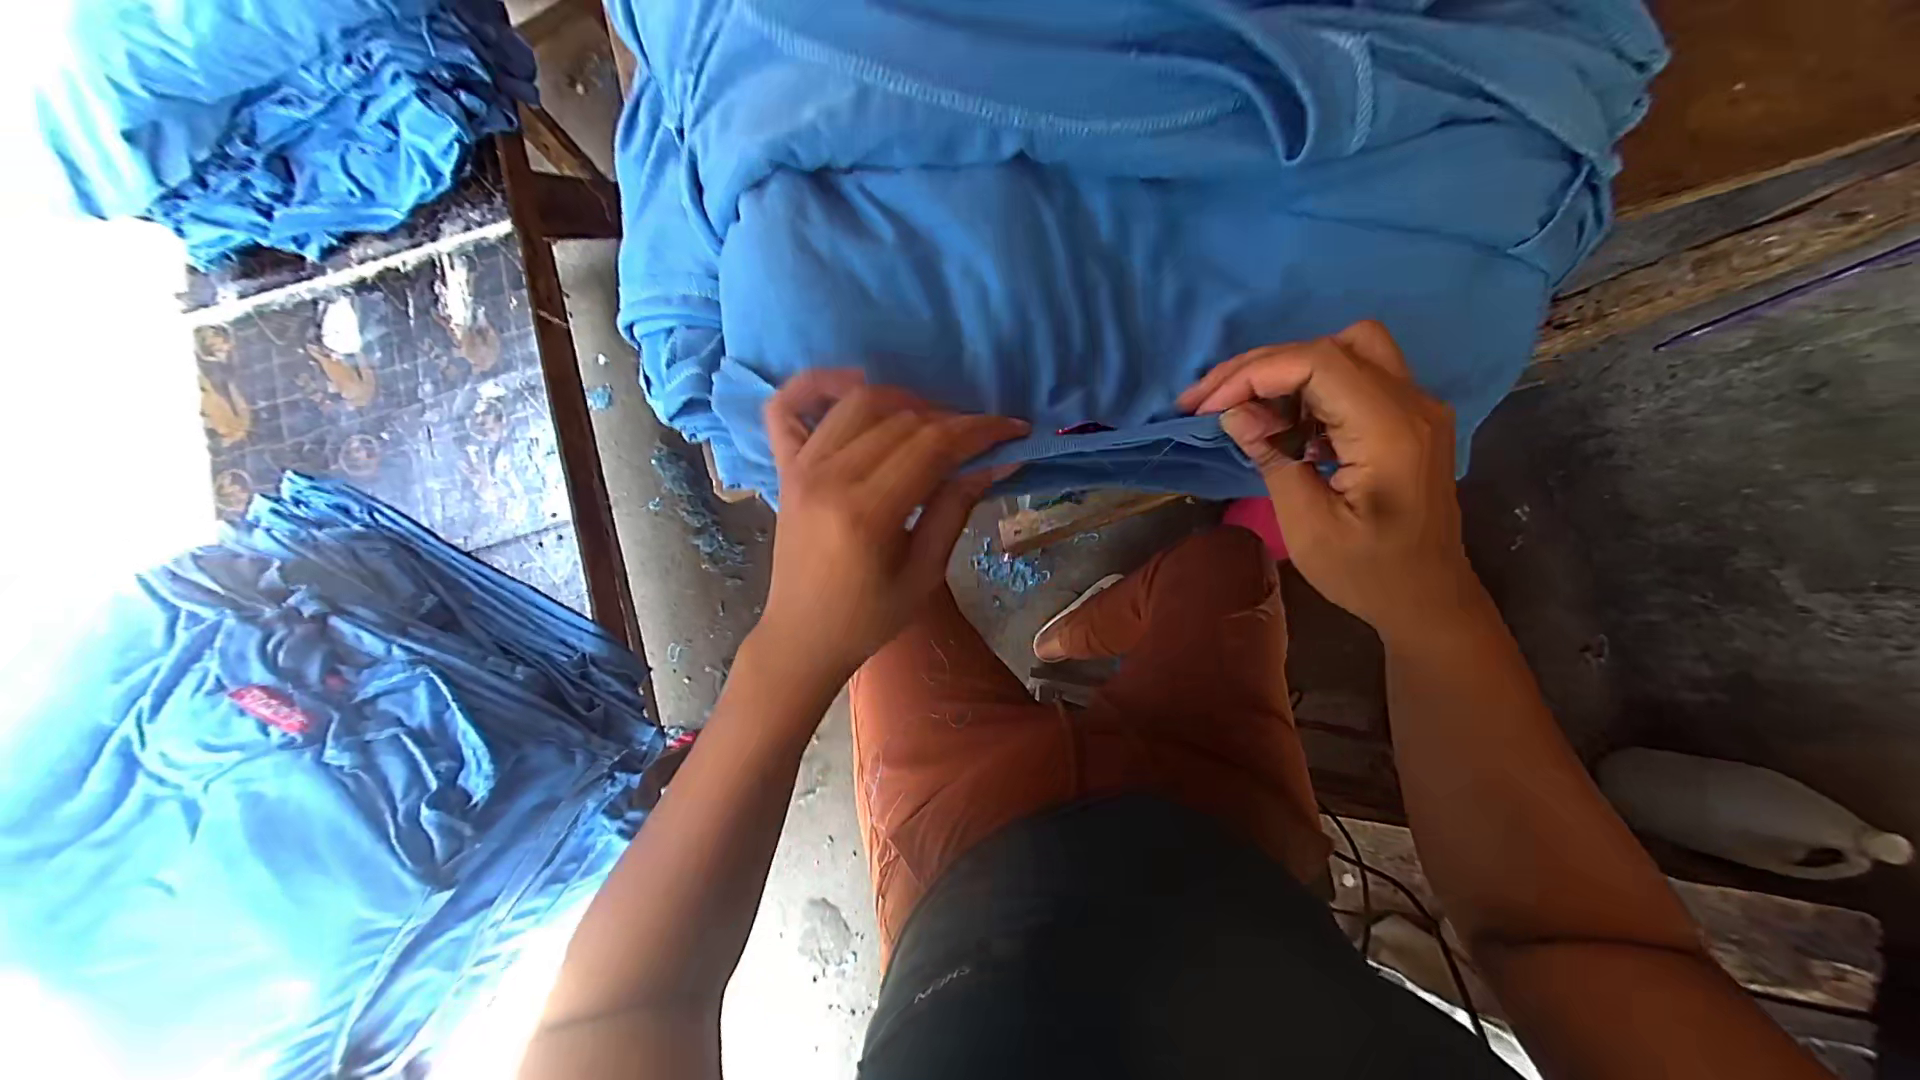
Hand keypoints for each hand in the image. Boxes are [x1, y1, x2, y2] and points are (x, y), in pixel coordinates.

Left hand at [752, 369, 1027, 685]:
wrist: (802, 637)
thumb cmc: (868, 618)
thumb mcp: (924, 573)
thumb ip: (955, 508)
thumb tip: (997, 461)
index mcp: (867, 513)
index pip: (932, 446)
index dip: (980, 431)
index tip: (1014, 429)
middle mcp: (829, 478)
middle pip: (902, 421)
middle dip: (953, 420)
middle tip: (982, 437)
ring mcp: (800, 469)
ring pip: (858, 404)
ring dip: (905, 401)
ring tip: (934, 423)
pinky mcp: (784, 469)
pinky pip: (787, 407)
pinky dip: (818, 384)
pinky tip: (853, 384)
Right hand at [1178, 320, 1482, 642]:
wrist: (1427, 599)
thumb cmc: (1367, 574)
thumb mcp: (1308, 526)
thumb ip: (1272, 459)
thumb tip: (1234, 413)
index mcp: (1390, 431)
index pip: (1318, 362)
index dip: (1254, 373)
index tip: (1207, 407)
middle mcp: (1411, 404)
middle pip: (1329, 347)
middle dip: (1258, 367)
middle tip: (1206, 400)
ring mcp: (1413, 408)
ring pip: (1344, 351)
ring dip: (1283, 372)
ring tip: (1238, 408)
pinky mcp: (1404, 419)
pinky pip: (1351, 378)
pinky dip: (1305, 389)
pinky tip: (1276, 423)